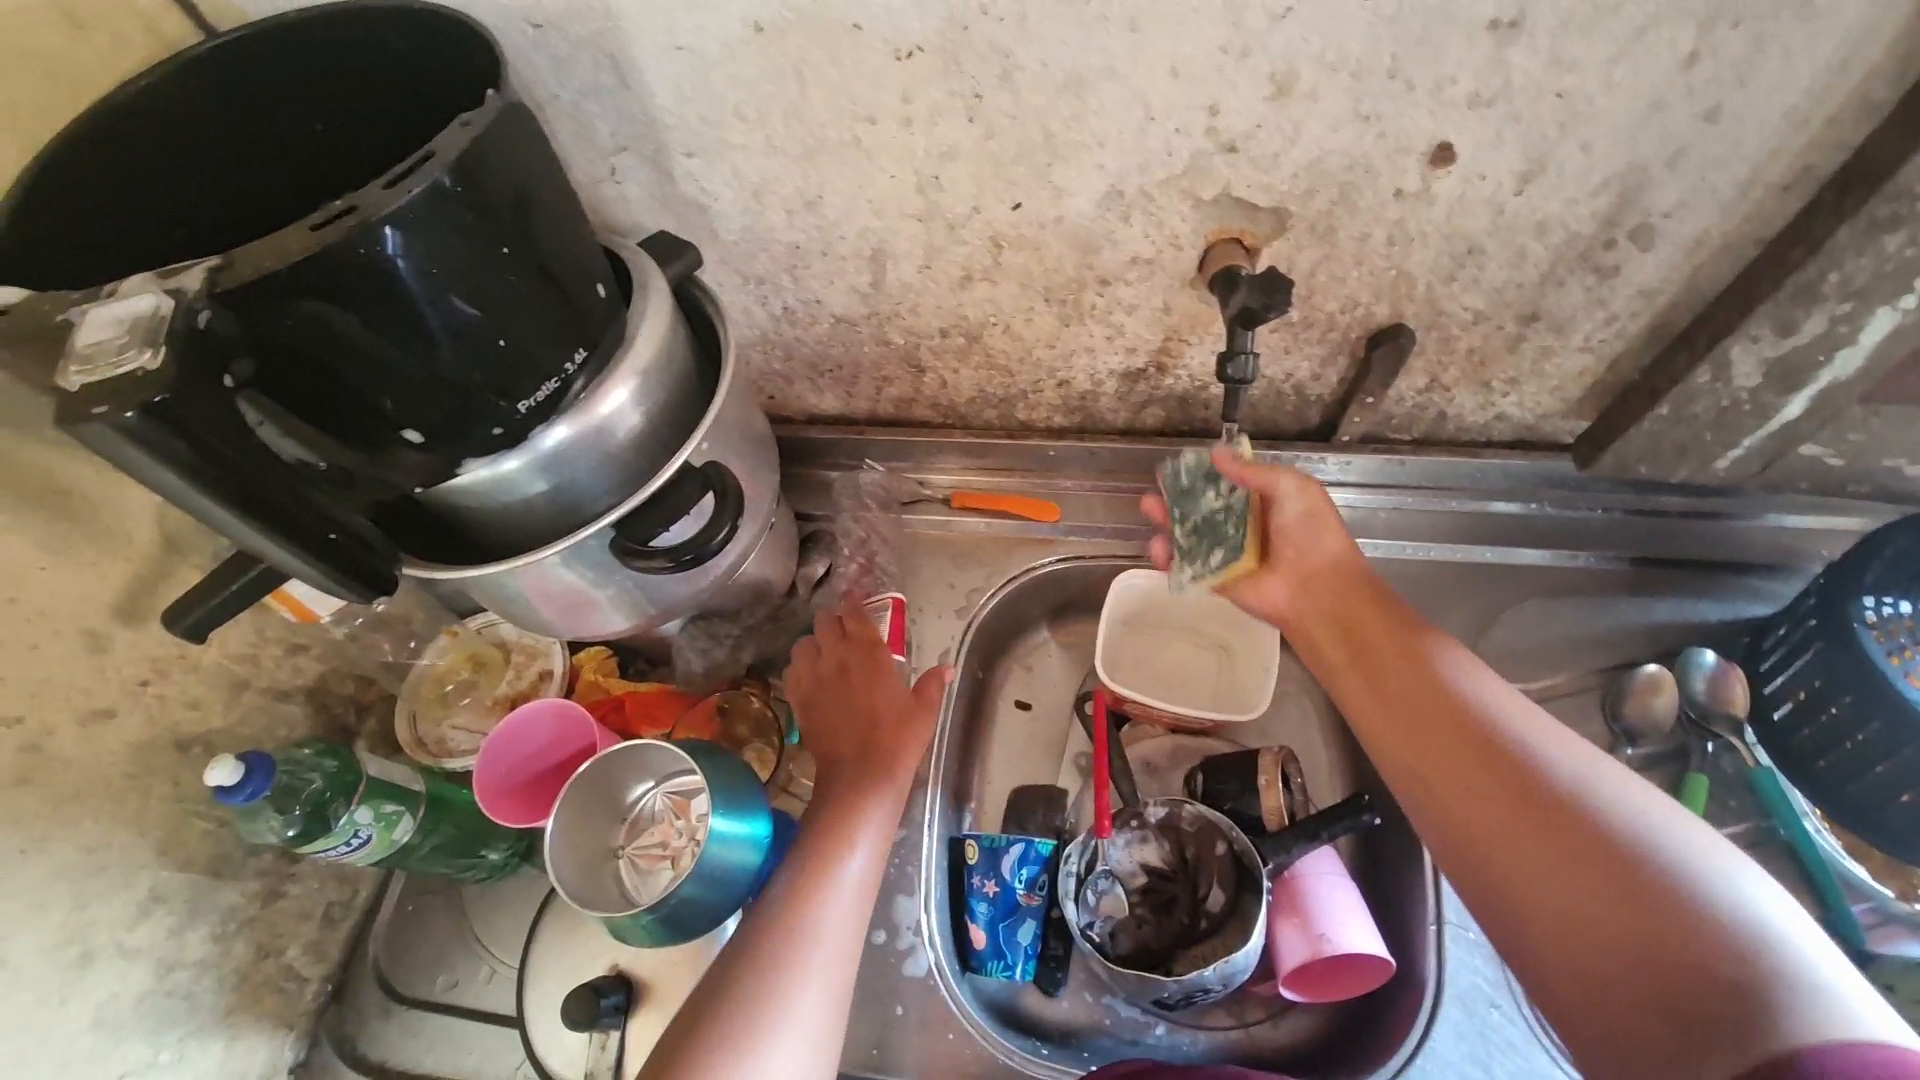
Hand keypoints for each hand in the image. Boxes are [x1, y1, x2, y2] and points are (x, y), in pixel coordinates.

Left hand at [785, 593, 950, 798]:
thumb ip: (933, 684)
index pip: (855, 612)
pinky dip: (800, 666)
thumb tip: (947, 669)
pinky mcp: (798, 697)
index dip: (854, 601)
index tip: (857, 599)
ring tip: (824, 652)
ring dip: (814, 642)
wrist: (862, 774)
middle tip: (843, 628)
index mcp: (869, 651)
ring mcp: (813, 675)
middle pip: (825, 620)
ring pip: (804, 642)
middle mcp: (837, 655)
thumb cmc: (898, 739)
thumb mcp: (924, 710)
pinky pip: (791, 669)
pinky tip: (810, 676)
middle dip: (834, 619)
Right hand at [1140, 445, 1367, 628]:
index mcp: (1262, 502)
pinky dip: (1168, 557)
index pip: (1225, 484)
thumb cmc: (1310, 533)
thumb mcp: (1292, 487)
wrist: (1318, 588)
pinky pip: (1187, 565)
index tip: (1180, 466)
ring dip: (1167, 522)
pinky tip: (1158, 546)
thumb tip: (1215, 453)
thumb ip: (1252, 471)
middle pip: (1201, 509)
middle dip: (1177, 497)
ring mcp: (1226, 554)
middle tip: (1157, 487)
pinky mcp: (1215, 578)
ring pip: (1189, 535)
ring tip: (1150, 509)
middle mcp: (1241, 526)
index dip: (1202, 475)